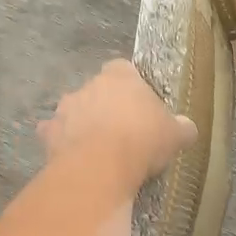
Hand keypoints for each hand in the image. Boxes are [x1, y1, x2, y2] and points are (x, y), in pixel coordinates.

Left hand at [39, 60, 196, 181]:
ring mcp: (65, 109)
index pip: (123, 68)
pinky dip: (64, 144)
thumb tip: (187, 127)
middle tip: (124, 129)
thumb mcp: (176, 135)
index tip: (140, 102)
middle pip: (98, 90)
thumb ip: (182, 127)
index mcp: (120, 77)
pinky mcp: (48, 134)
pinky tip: (77, 159)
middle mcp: (88, 85)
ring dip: (84, 123)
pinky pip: (56, 135)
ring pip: (75, 111)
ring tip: (100, 148)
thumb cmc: (143, 140)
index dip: (131, 84)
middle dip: (107, 105)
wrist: (100, 167)